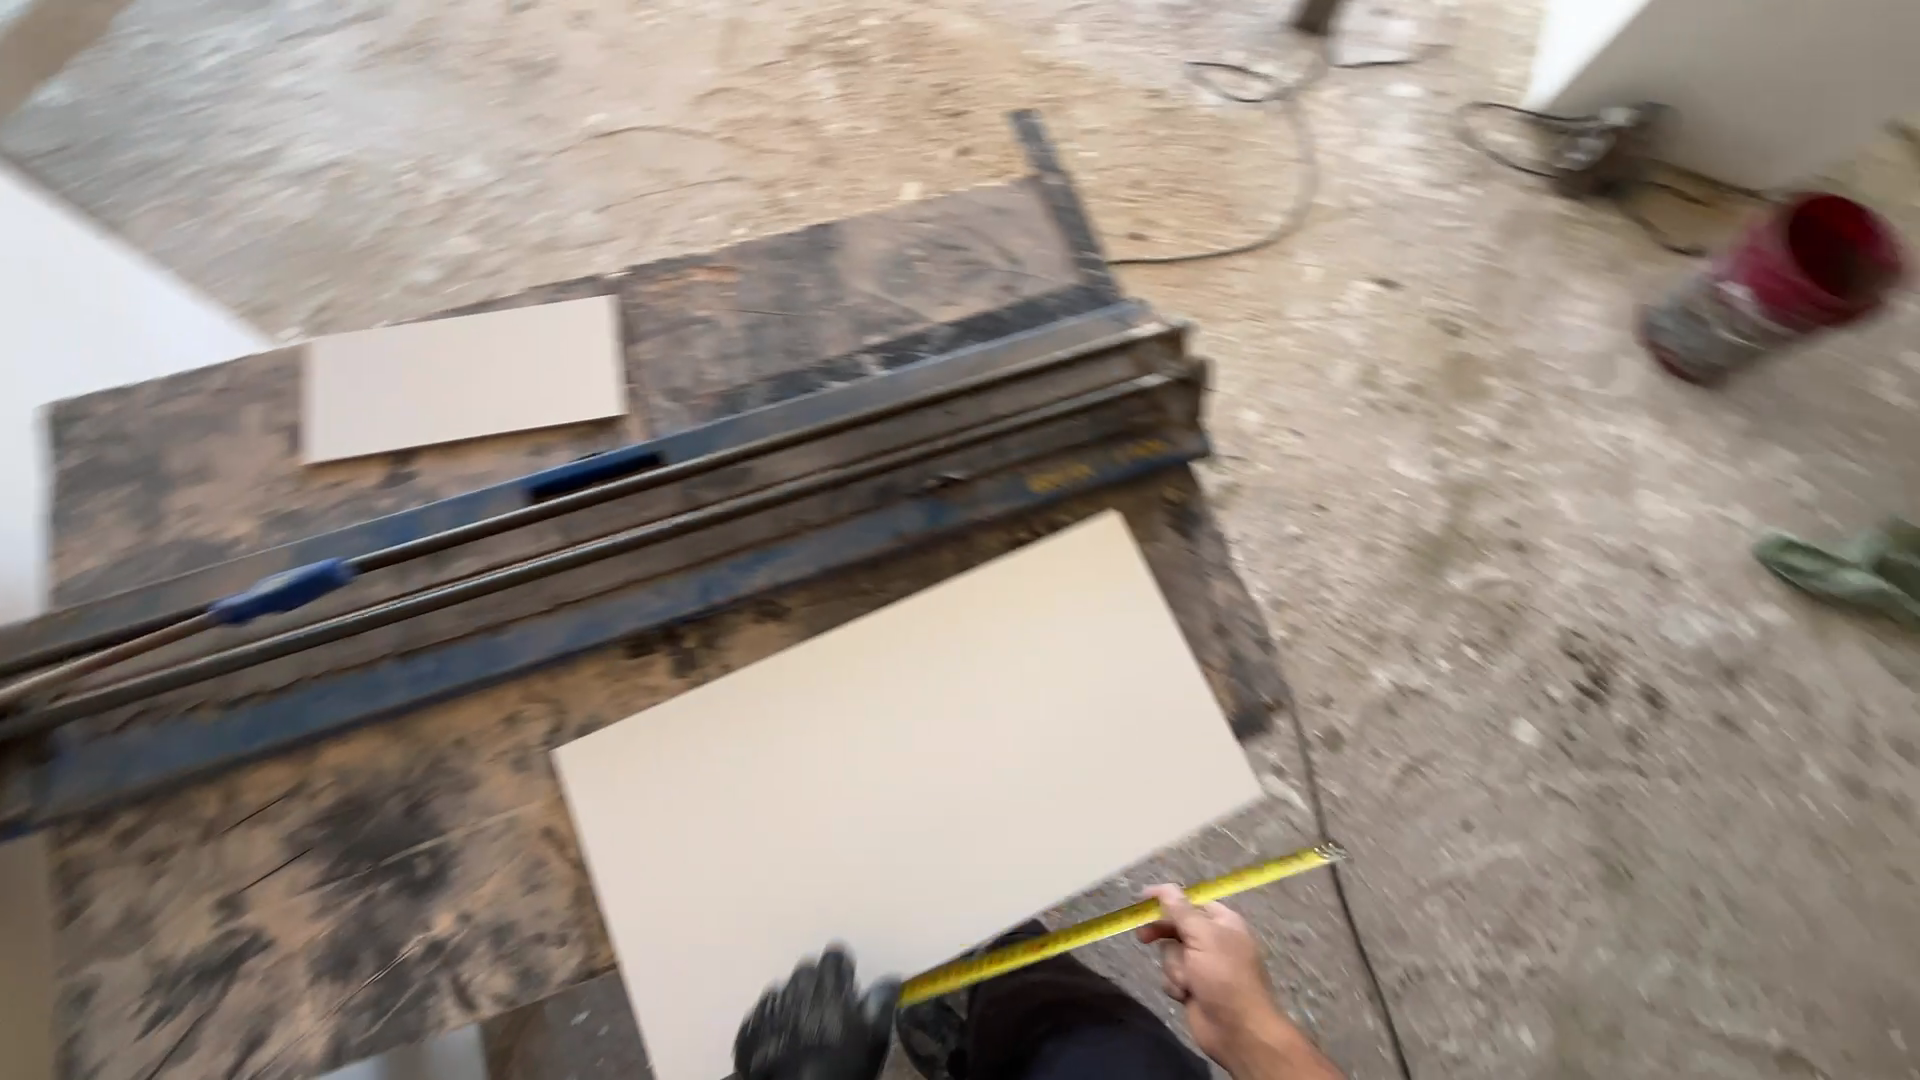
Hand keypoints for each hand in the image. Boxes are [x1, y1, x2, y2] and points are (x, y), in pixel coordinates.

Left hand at [734, 945, 900, 1079]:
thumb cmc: (841, 1067)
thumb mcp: (873, 1039)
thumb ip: (881, 1002)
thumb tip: (890, 979)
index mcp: (828, 981)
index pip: (835, 956)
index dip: (842, 972)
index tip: (846, 989)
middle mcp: (797, 984)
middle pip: (808, 971)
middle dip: (817, 985)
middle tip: (825, 1012)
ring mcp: (770, 1005)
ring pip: (785, 991)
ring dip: (794, 1002)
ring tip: (802, 1029)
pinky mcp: (749, 1027)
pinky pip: (764, 1013)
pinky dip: (773, 1022)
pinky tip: (780, 1041)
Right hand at [1136, 885, 1289, 1070]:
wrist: (1238, 1031)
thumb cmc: (1224, 976)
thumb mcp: (1203, 935)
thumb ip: (1180, 909)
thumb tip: (1164, 887)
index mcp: (1222, 922)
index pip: (1189, 901)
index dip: (1167, 899)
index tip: (1143, 898)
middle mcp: (1212, 941)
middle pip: (1175, 926)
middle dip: (1163, 935)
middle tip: (1143, 937)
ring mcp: (1202, 965)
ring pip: (1170, 953)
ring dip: (1175, 967)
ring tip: (1188, 981)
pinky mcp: (1192, 987)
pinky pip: (1171, 976)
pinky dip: (1176, 984)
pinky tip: (1187, 994)